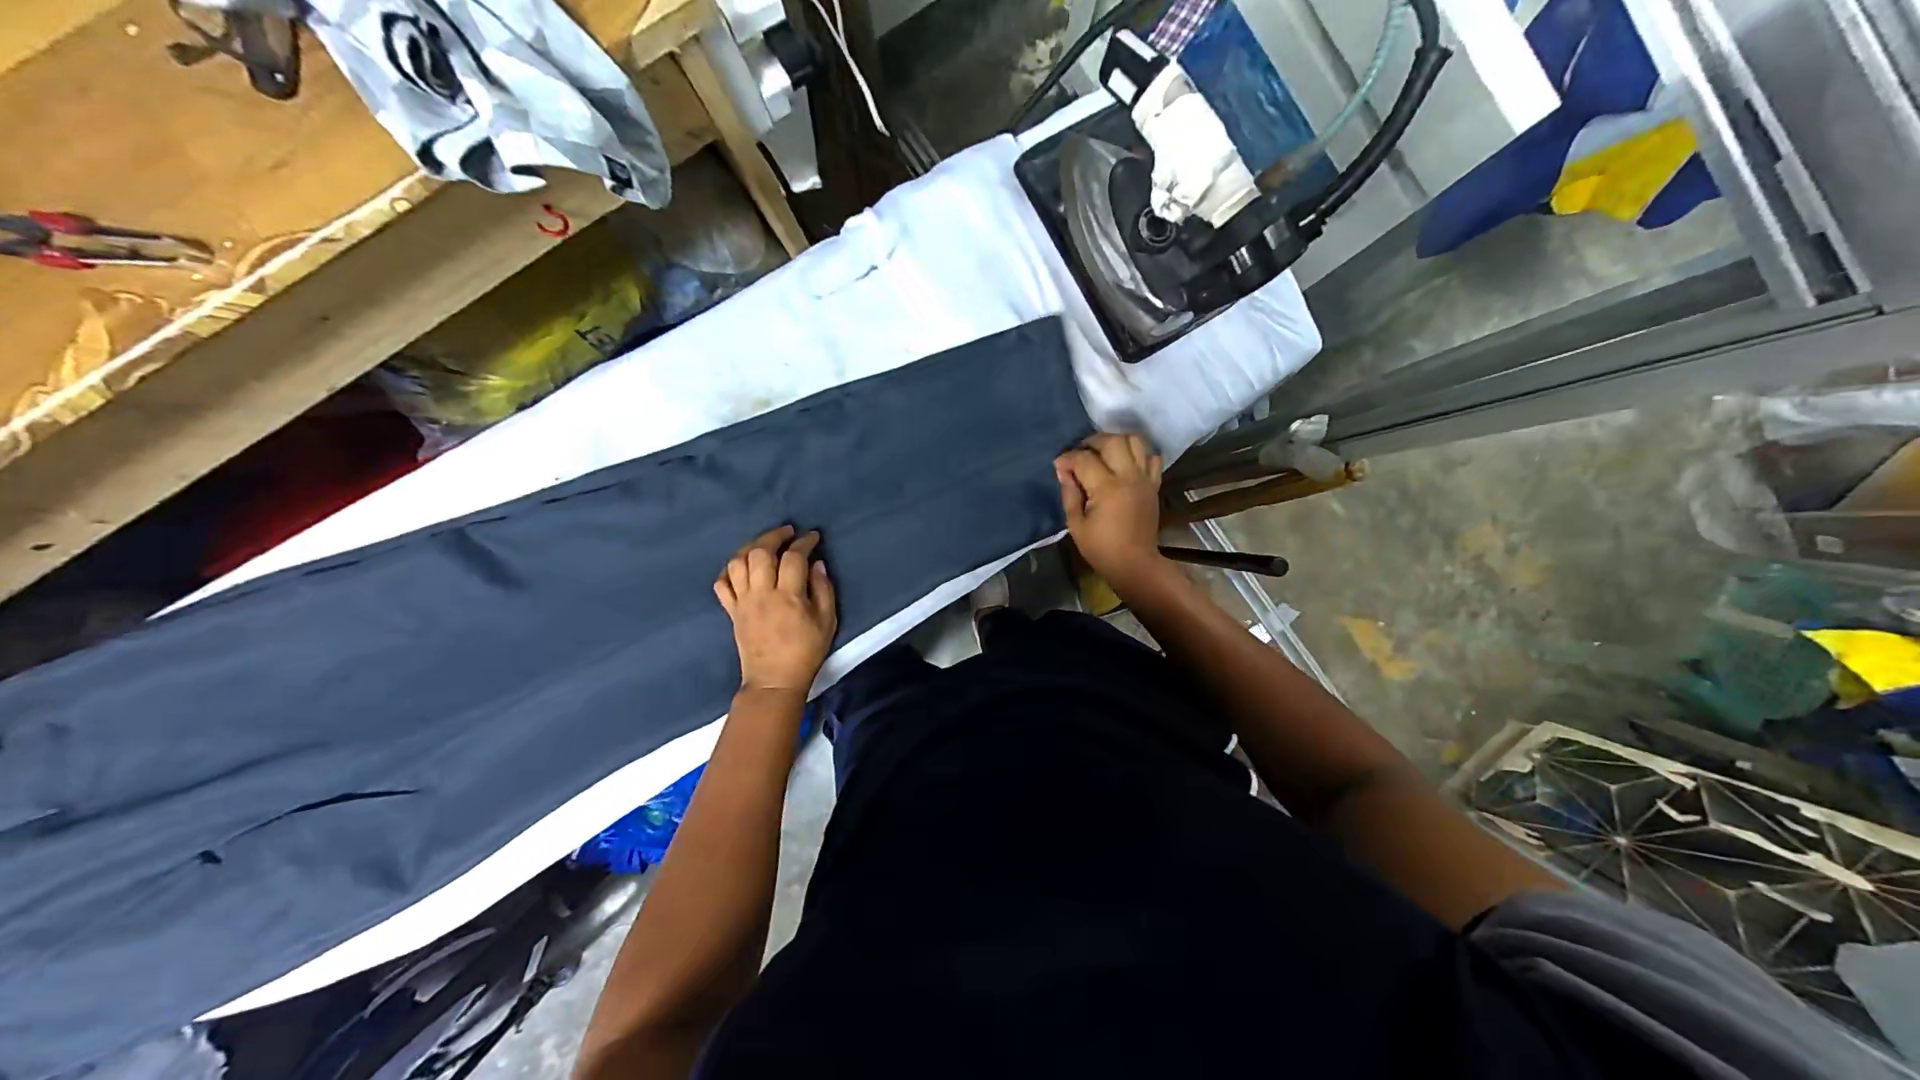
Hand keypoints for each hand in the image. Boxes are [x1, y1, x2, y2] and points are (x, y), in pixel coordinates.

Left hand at [713, 525, 837, 694]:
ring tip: (764, 545)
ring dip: (751, 547)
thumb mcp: (827, 622)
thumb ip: (824, 589)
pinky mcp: (732, 611)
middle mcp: (762, 594)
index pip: (794, 557)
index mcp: (788, 597)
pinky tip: (742, 566)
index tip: (812, 537)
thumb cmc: (806, 652)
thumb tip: (817, 564)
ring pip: (738, 563)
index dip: (804, 542)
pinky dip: (729, 570)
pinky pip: (722, 583)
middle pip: (760, 552)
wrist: (774, 681)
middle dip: (774, 536)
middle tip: (788, 532)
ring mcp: (743, 602)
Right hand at [1055, 433, 1168, 589]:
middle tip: (1081, 453)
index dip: (1067, 458)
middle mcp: (1129, 477)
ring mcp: (1145, 479)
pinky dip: (1138, 454)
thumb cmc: (1101, 548)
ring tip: (1103, 452)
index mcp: (1107, 489)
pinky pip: (1151, 457)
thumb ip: (1069, 493)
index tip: (1059, 465)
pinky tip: (1125, 463)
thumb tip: (1064, 471)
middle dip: (1092, 441)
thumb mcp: (1076, 524)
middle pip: (1112, 441)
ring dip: (1116, 441)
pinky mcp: (1154, 484)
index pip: (1084, 459)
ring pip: (1135, 442)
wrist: (1135, 563)